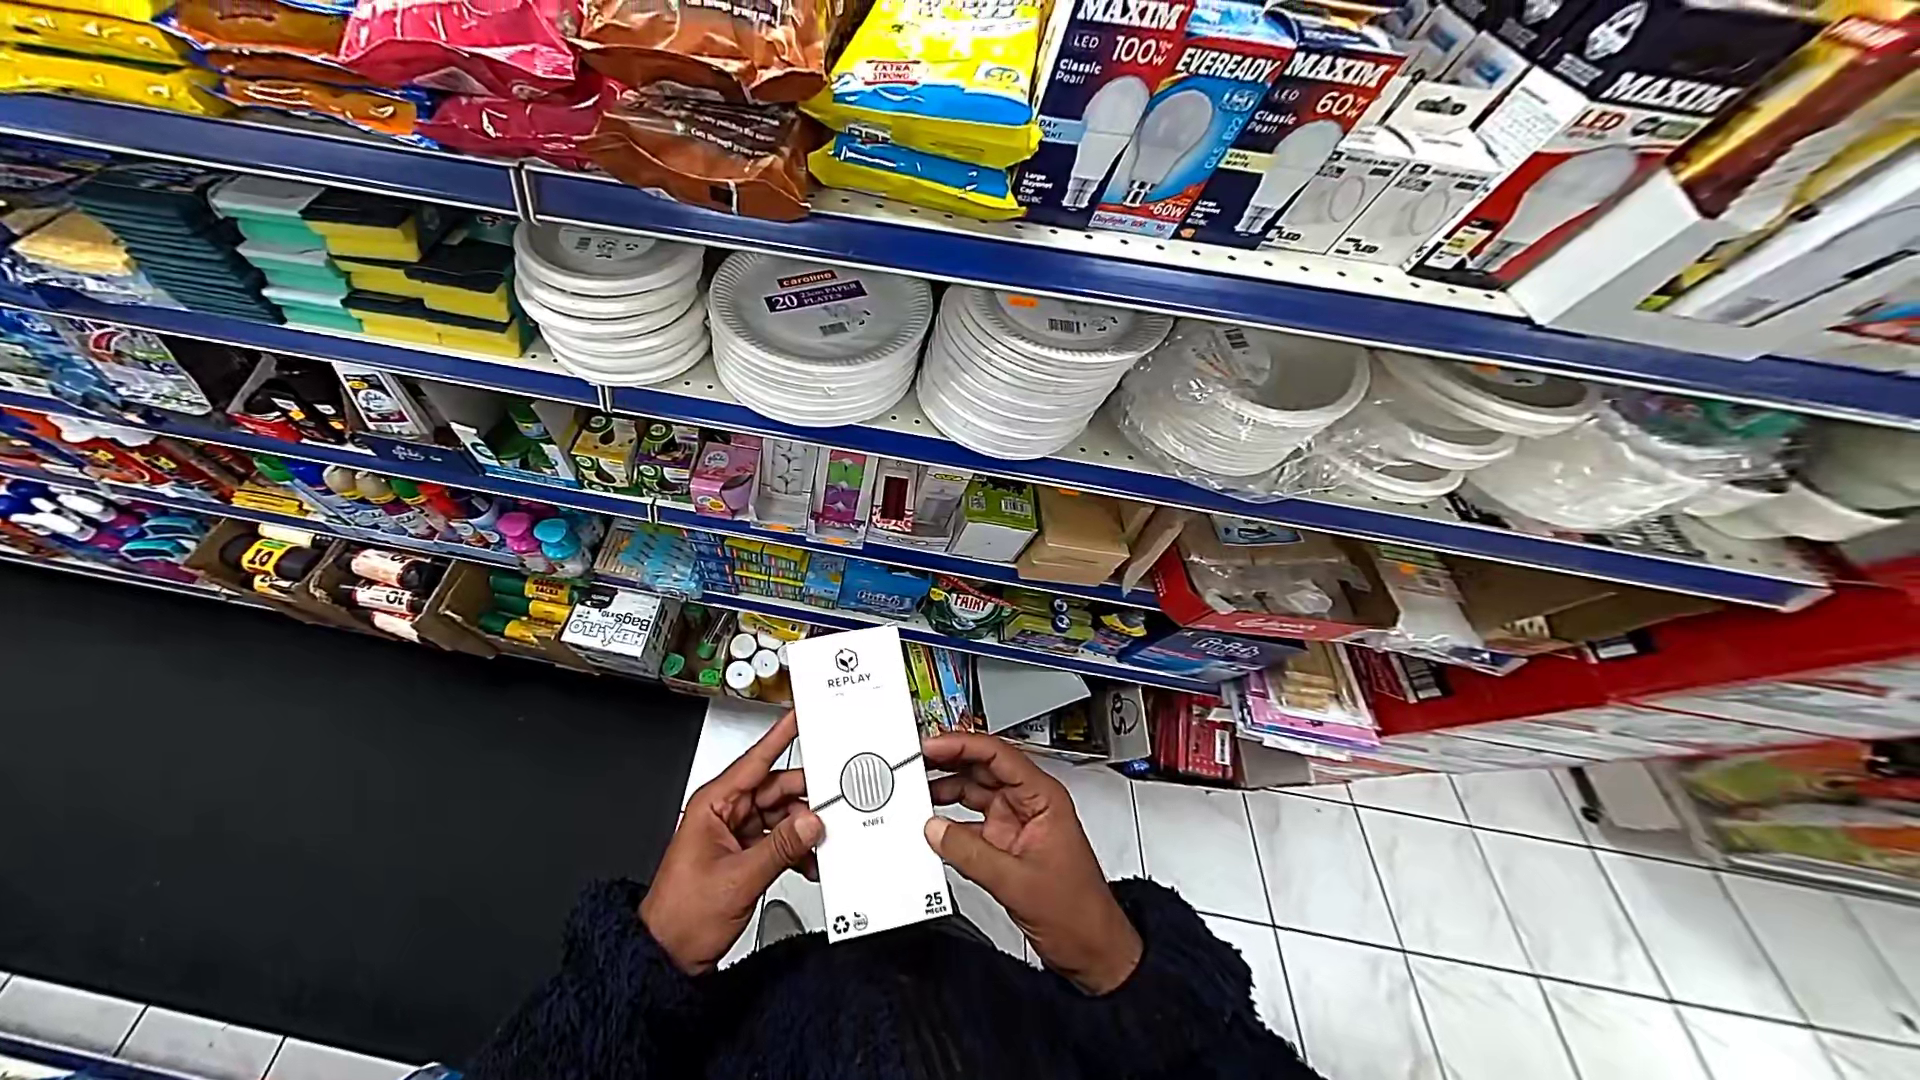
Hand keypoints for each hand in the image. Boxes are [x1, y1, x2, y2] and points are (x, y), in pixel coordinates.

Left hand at [641, 711, 823, 974]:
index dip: (780, 735)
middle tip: (831, 804)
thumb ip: (781, 847)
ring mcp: (736, 832)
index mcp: (714, 805)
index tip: (800, 715)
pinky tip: (807, 861)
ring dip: (802, 829)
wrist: (666, 958)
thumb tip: (812, 821)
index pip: (755, 760)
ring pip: (783, 813)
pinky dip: (796, 847)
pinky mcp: (745, 851)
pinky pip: (780, 836)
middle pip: (777, 789)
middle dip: (805, 799)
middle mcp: (726, 813)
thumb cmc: (680, 917)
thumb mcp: (738, 878)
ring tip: (818, 843)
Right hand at [922, 734, 1141, 994]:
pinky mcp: (1005, 844)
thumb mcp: (1017, 881)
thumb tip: (935, 830)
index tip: (935, 745)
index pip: (999, 755)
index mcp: (1043, 797)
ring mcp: (1016, 823)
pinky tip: (933, 824)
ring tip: (918, 786)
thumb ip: (970, 853)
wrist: (1092, 951)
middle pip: (984, 768)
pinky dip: (950, 822)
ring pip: (975, 792)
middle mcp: (1028, 804)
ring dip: (947, 788)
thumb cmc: (1079, 912)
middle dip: (950, 761)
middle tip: (918, 759)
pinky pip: (971, 823)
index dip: (963, 745)